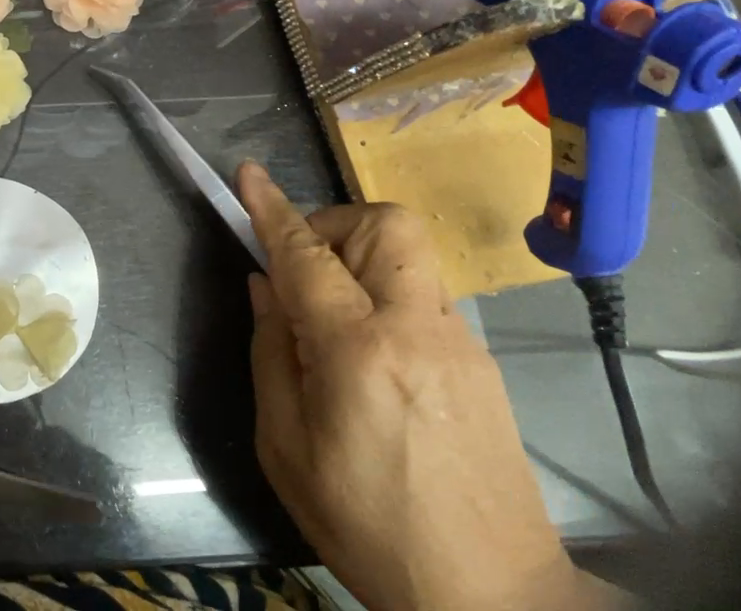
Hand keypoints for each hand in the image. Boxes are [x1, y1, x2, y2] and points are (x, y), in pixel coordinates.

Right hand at [238, 163, 619, 610]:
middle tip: (300, 268)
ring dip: (359, 258)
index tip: (247, 172)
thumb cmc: (367, 527)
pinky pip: (423, 296)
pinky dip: (383, 294)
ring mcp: (462, 344)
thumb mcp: (286, 447)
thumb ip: (271, 353)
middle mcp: (419, 330)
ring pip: (409, 256)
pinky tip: (367, 356)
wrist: (493, 595)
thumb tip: (265, 287)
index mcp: (358, 353)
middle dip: (334, 222)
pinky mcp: (483, 362)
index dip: (271, 209)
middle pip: (386, 225)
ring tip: (327, 318)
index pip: (307, 255)